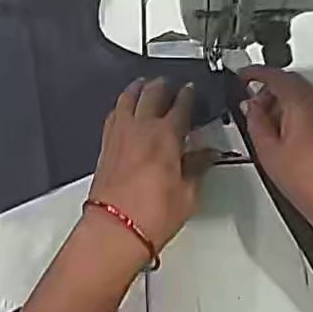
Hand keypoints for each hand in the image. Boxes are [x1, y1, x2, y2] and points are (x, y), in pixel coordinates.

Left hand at [86, 78, 214, 260]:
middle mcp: (141, 127)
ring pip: (128, 97)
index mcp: (166, 135)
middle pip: (152, 92)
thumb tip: (205, 156)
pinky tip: (123, 107)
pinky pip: (114, 113)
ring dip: (139, 88)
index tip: (190, 90)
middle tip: (170, 83)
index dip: (188, 94)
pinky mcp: (106, 143)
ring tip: (145, 84)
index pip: (181, 105)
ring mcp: (120, 132)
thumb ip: (198, 168)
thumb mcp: (188, 194)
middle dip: (163, 85)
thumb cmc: (149, 215)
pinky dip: (122, 104)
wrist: (115, 228)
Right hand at [238, 67, 312, 248]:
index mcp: (301, 104)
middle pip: (293, 83)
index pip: (276, 75)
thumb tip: (251, 108)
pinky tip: (289, 137)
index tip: (244, 77)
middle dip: (270, 88)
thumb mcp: (267, 150)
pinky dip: (300, 115)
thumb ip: (255, 121)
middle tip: (253, 101)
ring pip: (306, 98)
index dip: (256, 73)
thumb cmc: (310, 183)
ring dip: (285, 102)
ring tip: (268, 123)